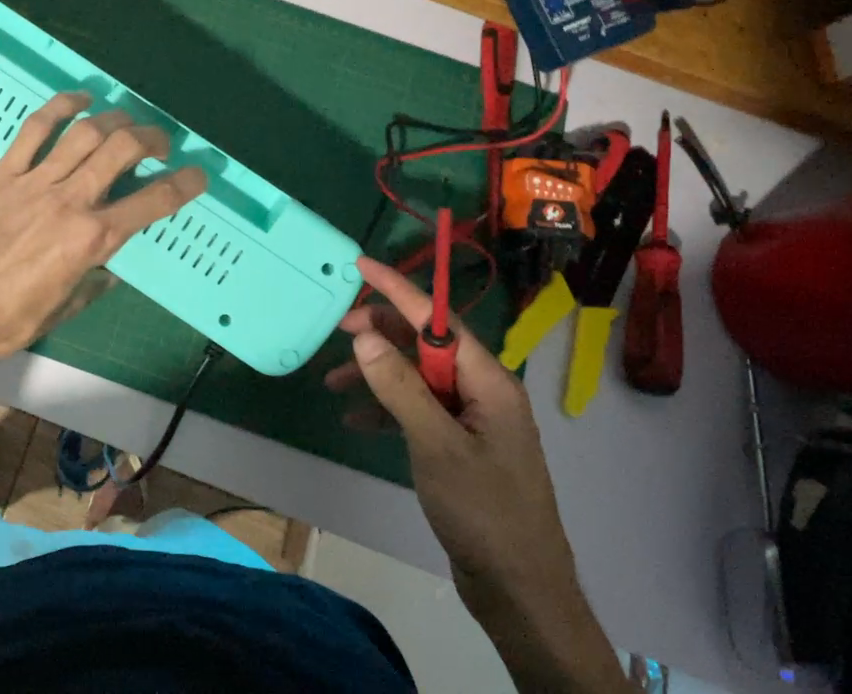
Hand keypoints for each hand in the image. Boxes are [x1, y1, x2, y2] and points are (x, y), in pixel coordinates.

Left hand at [0, 91, 205, 380]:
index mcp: (91, 240)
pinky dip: (59, 108)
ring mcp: (33, 183)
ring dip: (114, 119)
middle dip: (151, 138)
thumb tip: (108, 267)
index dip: (183, 185)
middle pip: (122, 149)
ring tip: (127, 121)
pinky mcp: (2, 175)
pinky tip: (79, 100)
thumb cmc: (10, 321)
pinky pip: (33, 131)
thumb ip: (93, 280)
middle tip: (159, 143)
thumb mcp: (65, 308)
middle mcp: (69, 201)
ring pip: (84, 133)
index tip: (198, 176)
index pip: (151, 203)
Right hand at [325, 258, 584, 630]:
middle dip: (381, 335)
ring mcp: (473, 420)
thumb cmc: (484, 510)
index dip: (399, 290)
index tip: (360, 265)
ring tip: (333, 384)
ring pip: (417, 377)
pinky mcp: (461, 446)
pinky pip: (418, 410)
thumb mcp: (436, 445)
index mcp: (488, 381)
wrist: (519, 586)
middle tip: (336, 335)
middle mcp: (483, 391)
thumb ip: (400, 388)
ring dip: (377, 375)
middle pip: (426, 344)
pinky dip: (386, 410)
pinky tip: (357, 422)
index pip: (438, 321)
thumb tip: (365, 337)